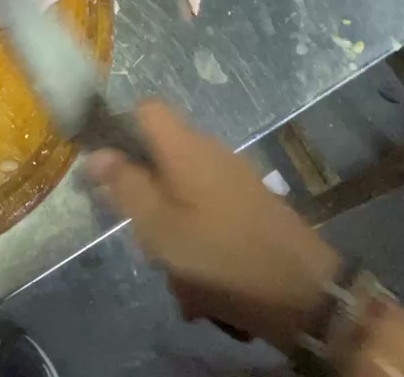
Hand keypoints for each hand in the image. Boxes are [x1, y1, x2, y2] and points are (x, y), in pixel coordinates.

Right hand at [88, 101, 340, 349]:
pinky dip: (198, 239)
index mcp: (184, 147)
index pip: (144, 109)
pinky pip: (207, 211)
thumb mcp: (160, 228)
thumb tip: (95, 154)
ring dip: (171, 225)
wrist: (308, 294)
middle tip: (141, 233)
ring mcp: (234, 176)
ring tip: (175, 272)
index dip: (120, 129)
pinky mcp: (250, 203)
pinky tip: (203, 285)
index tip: (106, 166)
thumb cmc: (223, 255)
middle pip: (160, 154)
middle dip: (145, 193)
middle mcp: (210, 150)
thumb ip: (124, 187)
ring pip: (182, 190)